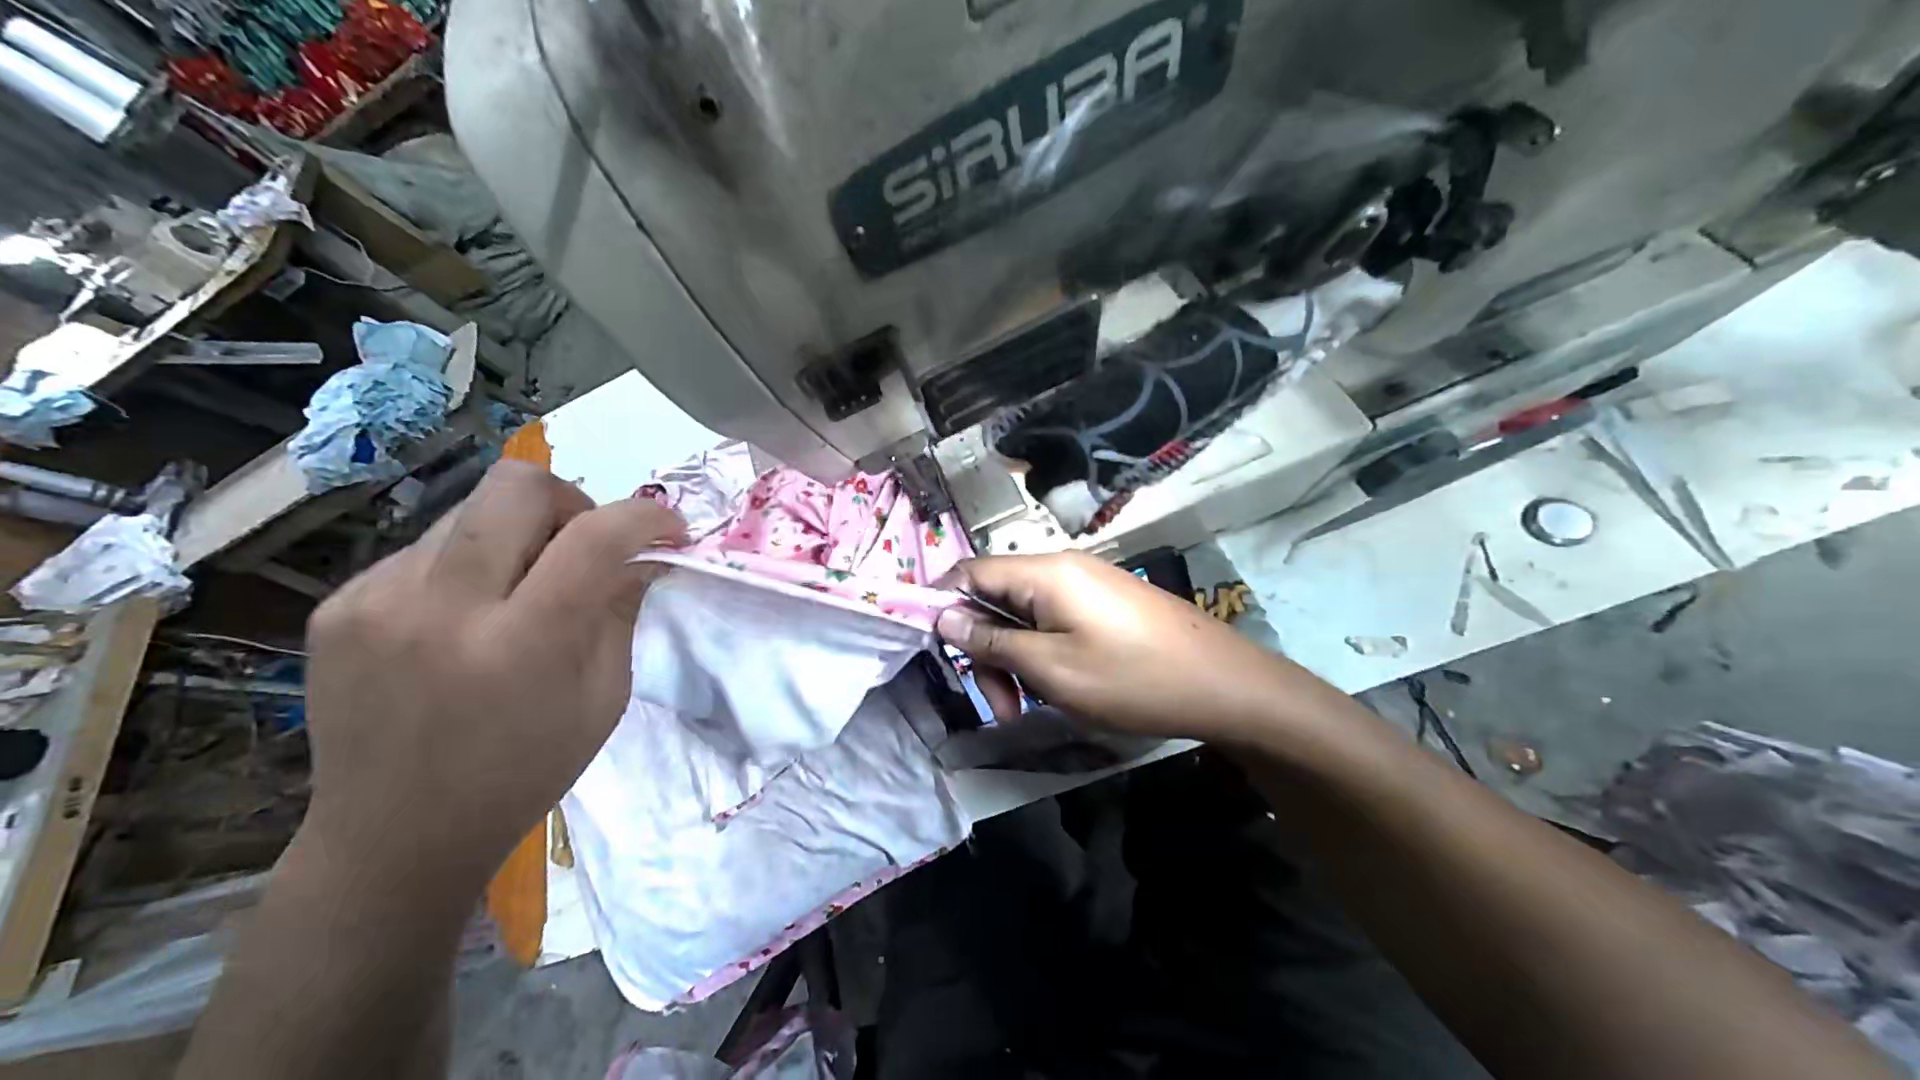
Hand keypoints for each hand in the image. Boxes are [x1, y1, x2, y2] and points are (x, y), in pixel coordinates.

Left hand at [300, 460, 685, 888]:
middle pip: (518, 485)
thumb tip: (645, 552)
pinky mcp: (340, 605)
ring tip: (522, 589)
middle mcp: (442, 607)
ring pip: (472, 511)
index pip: (594, 537)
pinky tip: (468, 618)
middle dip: (573, 501)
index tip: (669, 527)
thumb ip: (621, 610)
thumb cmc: (525, 772)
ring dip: (518, 535)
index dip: (645, 517)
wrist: (396, 835)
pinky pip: (427, 548)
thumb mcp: (602, 698)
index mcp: (522, 644)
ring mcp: (378, 600)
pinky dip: (470, 565)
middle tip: (585, 544)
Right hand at [935, 552, 1321, 742]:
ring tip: (1029, 709)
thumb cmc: (1131, 677)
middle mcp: (1063, 568)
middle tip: (1001, 708)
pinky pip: (1055, 622)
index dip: (944, 605)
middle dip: (987, 652)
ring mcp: (1088, 586)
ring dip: (1016, 661)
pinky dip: (1043, 655)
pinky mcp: (1106, 605)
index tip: (939, 653)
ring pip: (1026, 616)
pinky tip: (1059, 689)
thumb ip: (990, 641)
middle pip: (998, 599)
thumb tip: (943, 616)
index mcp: (1044, 572)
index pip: (970, 571)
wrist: (1225, 686)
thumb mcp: (1050, 668)